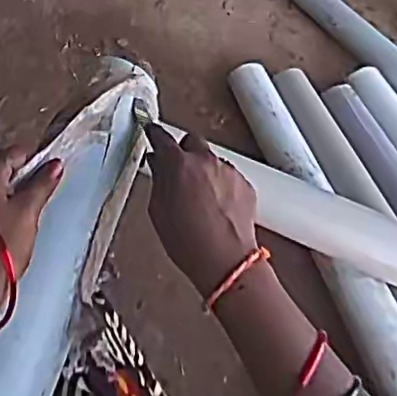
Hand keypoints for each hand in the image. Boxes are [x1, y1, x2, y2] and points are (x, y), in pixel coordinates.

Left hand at [0, 146, 64, 301]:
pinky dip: (3, 200)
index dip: (33, 156)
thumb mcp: (28, 210)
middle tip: (44, 181)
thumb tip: (55, 164)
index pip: (12, 152)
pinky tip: (16, 215)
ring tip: (33, 199)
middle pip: (0, 166)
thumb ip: (42, 184)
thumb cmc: (4, 242)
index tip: (51, 165)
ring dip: (13, 187)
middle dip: (22, 171)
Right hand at [145, 124, 261, 295]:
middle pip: (191, 140)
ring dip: (204, 169)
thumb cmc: (189, 241)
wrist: (226, 263)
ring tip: (200, 197)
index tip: (152, 132)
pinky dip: (222, 184)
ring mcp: (227, 171)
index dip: (154, 133)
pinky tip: (217, 205)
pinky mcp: (245, 184)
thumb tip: (158, 166)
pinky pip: (229, 175)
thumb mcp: (158, 211)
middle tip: (178, 170)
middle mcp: (204, 160)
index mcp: (179, 164)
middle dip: (184, 151)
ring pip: (211, 159)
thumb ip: (158, 180)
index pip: (162, 137)